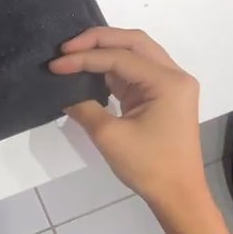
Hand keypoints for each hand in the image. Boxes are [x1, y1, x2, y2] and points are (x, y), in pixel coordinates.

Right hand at [50, 27, 209, 215]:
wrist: (177, 194)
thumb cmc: (148, 165)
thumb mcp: (109, 136)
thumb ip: (84, 107)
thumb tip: (64, 92)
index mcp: (168, 82)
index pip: (120, 57)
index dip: (84, 58)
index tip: (54, 65)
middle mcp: (173, 76)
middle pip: (134, 42)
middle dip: (98, 39)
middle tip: (65, 47)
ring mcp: (169, 85)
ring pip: (136, 52)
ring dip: (105, 49)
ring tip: (73, 53)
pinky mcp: (160, 95)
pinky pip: (134, 70)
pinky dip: (111, 66)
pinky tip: (88, 69)